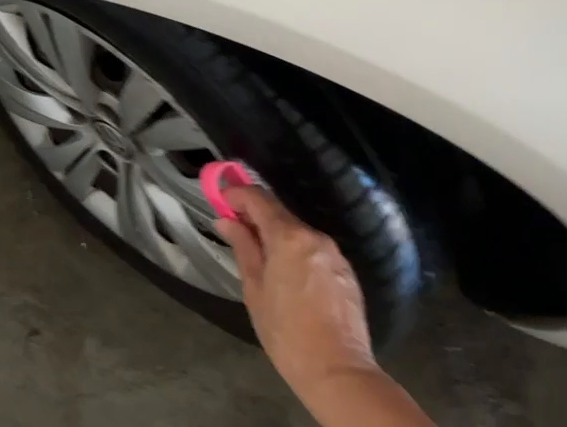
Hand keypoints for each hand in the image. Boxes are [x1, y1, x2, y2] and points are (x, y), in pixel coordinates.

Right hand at [215, 185, 377, 394]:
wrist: (339, 372)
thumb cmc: (286, 332)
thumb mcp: (255, 289)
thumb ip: (242, 247)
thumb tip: (226, 221)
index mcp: (288, 237)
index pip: (258, 198)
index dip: (236, 194)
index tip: (220, 199)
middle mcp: (314, 237)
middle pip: (280, 213)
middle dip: (255, 215)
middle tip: (234, 228)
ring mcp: (334, 254)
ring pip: (298, 233)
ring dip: (276, 235)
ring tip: (259, 255)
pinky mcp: (346, 272)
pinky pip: (314, 251)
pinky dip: (296, 251)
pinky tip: (287, 274)